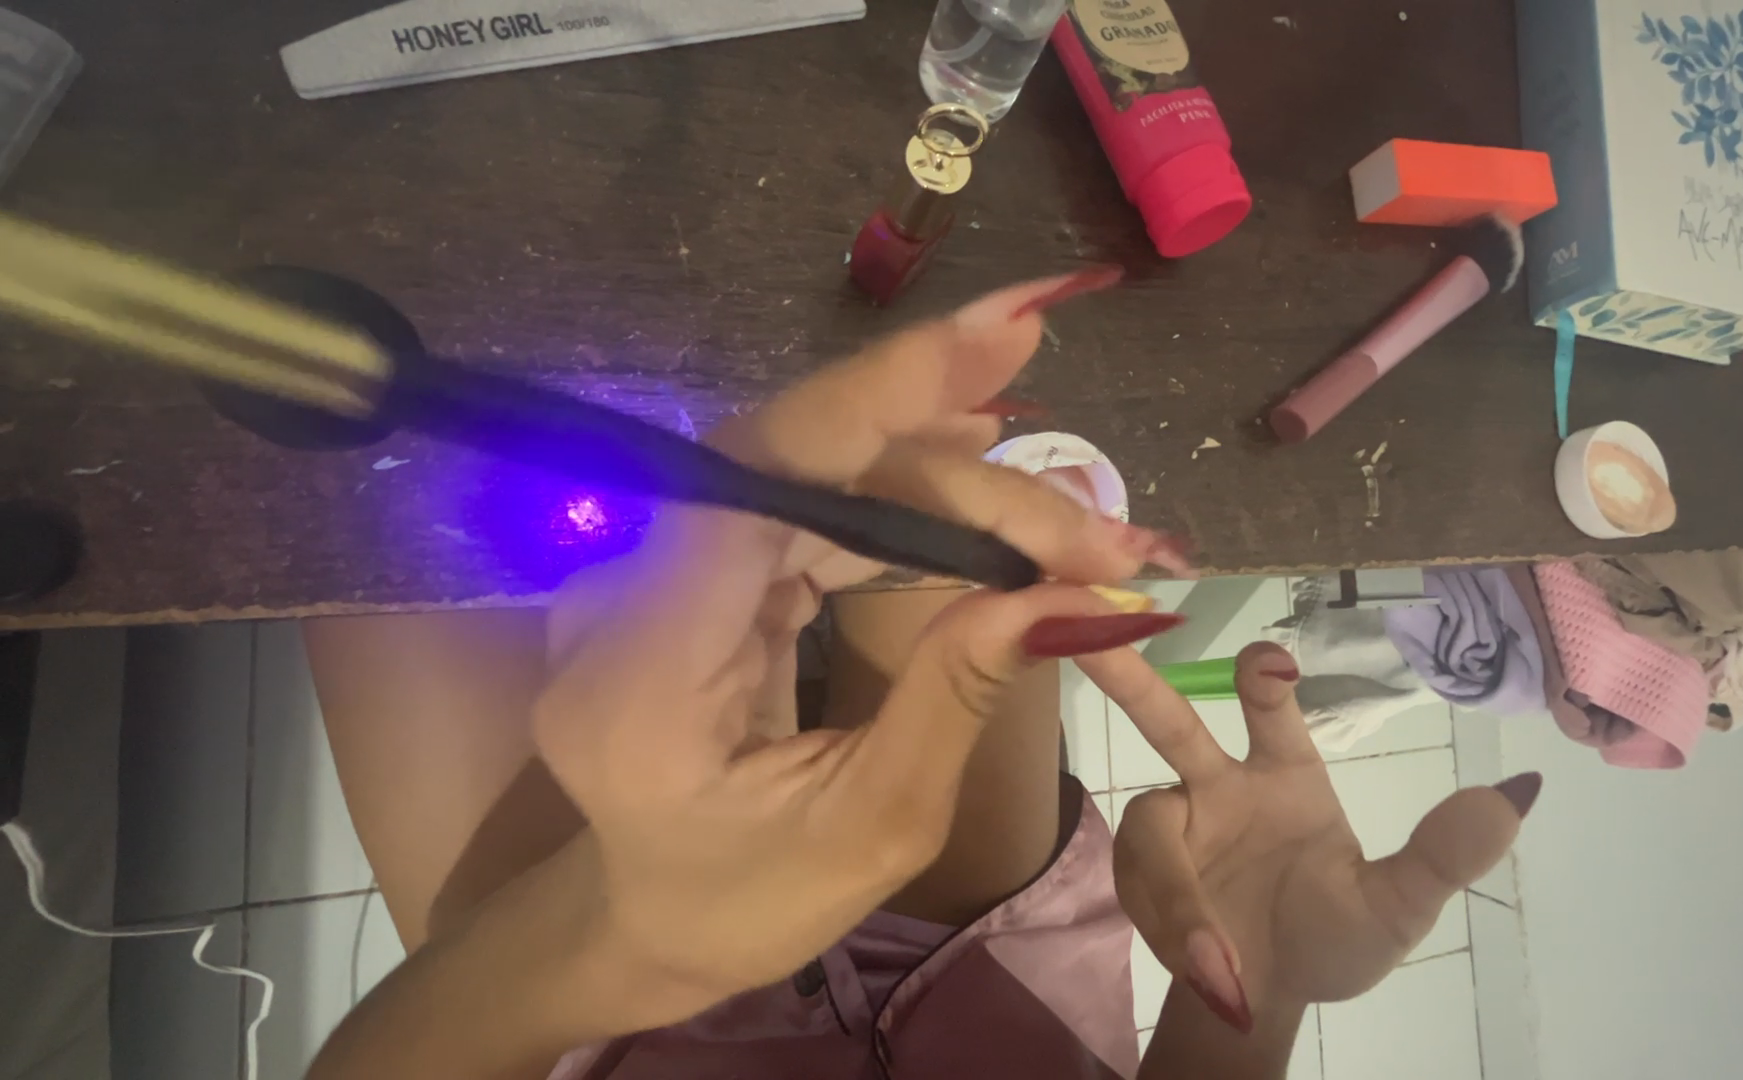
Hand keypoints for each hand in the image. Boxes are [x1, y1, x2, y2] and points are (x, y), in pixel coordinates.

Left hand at [530, 271, 1189, 1029]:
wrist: (646, 915)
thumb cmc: (746, 903)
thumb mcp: (874, 825)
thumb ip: (957, 696)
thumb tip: (1069, 596)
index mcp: (645, 674)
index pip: (757, 480)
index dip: (878, 394)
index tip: (998, 335)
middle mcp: (630, 595)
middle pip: (813, 472)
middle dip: (965, 482)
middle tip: (1093, 525)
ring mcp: (659, 571)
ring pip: (824, 478)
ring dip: (954, 486)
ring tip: (1069, 515)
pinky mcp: (703, 567)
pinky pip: (814, 501)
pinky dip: (908, 495)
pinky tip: (982, 474)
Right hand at [1078, 641, 1537, 1031]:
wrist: (1262, 996)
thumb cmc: (1331, 936)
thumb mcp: (1392, 908)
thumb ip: (1439, 856)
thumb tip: (1516, 794)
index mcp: (1281, 776)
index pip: (1269, 711)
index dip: (1264, 680)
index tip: (1264, 657)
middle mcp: (1215, 783)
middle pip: (1166, 720)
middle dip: (1128, 679)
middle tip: (1088, 645)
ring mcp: (1171, 823)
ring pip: (1150, 830)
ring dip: (1176, 893)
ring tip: (1217, 965)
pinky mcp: (1138, 867)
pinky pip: (1139, 882)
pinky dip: (1169, 925)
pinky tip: (1206, 968)